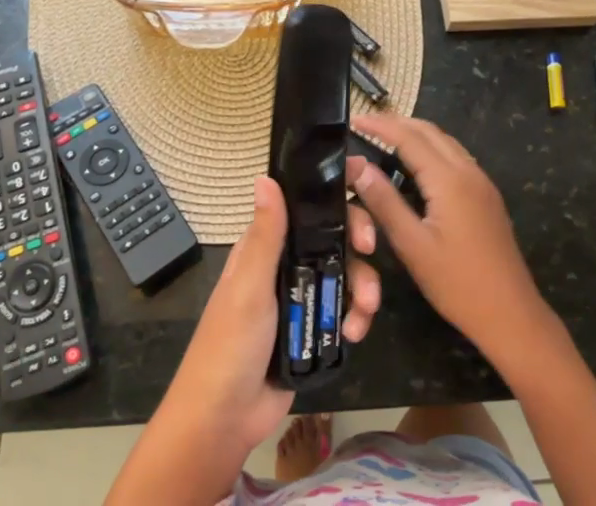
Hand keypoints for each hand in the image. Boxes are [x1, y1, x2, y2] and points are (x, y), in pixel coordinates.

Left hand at [161, 175, 381, 453]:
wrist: (225, 417)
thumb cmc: (230, 344)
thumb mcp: (248, 286)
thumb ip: (266, 235)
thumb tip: (266, 177)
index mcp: (263, 250)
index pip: (304, 210)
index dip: (334, 200)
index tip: (361, 190)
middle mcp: (284, 268)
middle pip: (333, 240)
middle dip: (356, 244)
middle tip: (370, 249)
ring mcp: (301, 300)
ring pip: (345, 277)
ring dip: (362, 288)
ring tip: (364, 312)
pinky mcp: (313, 330)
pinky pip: (344, 312)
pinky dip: (356, 317)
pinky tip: (356, 332)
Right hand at [348, 114, 550, 359]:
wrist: (510, 313)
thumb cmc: (456, 283)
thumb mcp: (412, 244)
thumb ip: (384, 201)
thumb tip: (357, 165)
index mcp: (450, 180)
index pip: (409, 137)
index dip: (380, 125)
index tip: (352, 119)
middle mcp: (469, 172)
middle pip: (430, 132)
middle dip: (397, 123)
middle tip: (365, 126)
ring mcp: (482, 184)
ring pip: (446, 143)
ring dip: (415, 135)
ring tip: (384, 140)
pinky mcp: (487, 198)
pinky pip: (456, 159)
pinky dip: (431, 150)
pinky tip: (415, 166)